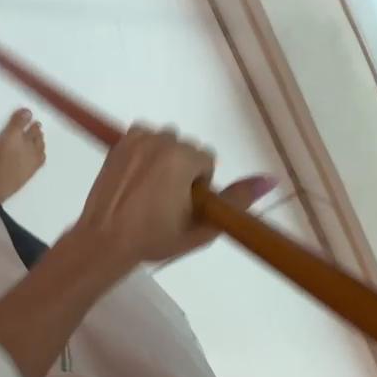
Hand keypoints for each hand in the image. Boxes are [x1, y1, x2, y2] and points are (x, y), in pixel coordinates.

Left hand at [69, 124, 277, 266]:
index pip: (206, 161)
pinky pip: (144, 139)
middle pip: (185, 148)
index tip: (182, 206)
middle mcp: (160, 139)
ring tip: (149, 191)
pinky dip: (144, 152)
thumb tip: (272, 178)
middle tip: (165, 201)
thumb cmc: (154, 237)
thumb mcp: (202, 226)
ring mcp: (136, 138)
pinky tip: (136, 178)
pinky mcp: (119, 143)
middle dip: (182, 170)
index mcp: (183, 157)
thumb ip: (237, 201)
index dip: (199, 186)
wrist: (105, 238)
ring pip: (165, 142)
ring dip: (163, 160)